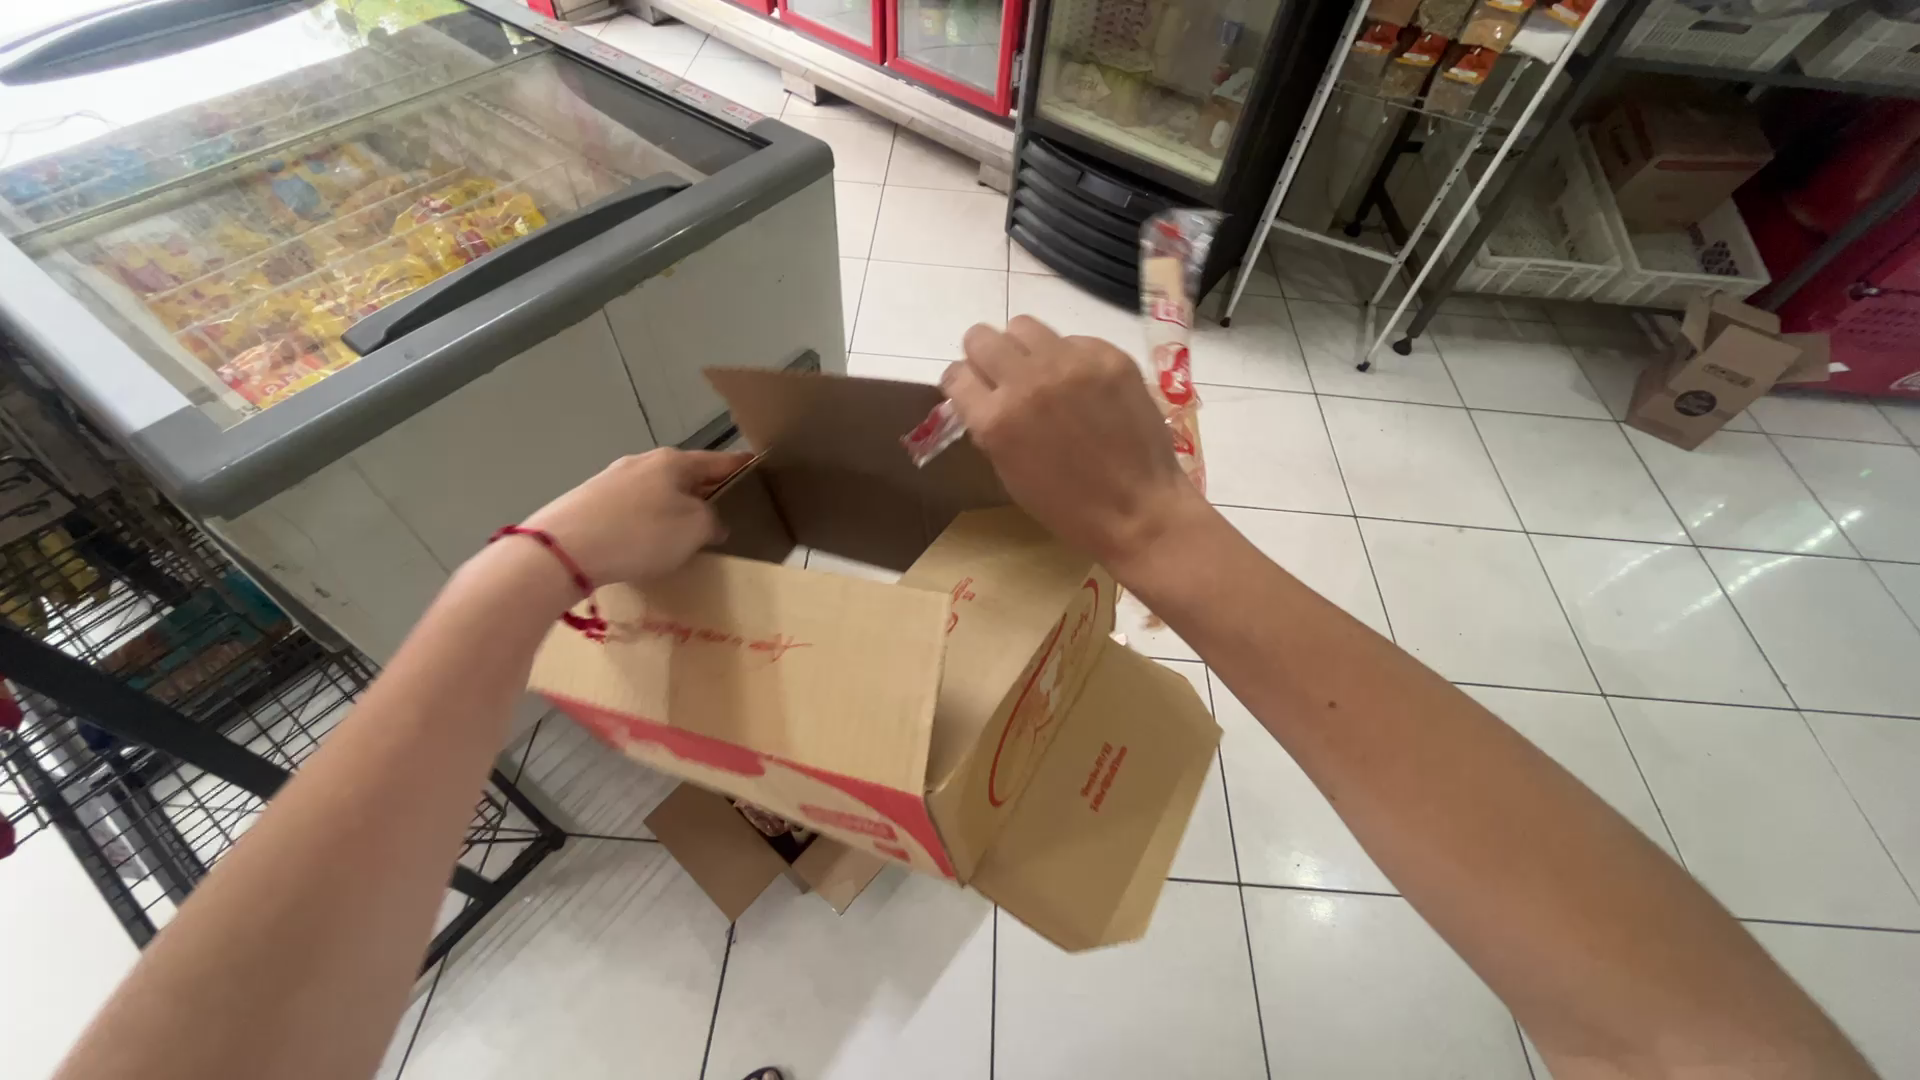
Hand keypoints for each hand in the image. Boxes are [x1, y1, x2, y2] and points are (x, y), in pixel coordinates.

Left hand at [522, 448, 751, 584]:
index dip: (741, 466)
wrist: (562, 550)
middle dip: (705, 489)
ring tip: (684, 531)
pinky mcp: (588, 501)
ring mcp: (611, 480)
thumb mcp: (694, 529)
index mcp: (674, 461)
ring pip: (657, 490)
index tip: (757, 466)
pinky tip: (644, 540)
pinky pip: (631, 508)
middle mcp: (643, 462)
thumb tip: (711, 522)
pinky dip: (646, 520)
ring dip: (673, 506)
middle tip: (725, 507)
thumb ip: (713, 521)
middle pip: (685, 474)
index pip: (719, 461)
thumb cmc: (641, 534)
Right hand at [944, 316, 1211, 569]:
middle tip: (1001, 376)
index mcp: (996, 419)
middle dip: (984, 356)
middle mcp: (1027, 381)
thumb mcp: (1010, 473)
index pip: (956, 374)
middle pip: (981, 337)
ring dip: (1023, 348)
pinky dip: (1069, 358)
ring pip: (1023, 326)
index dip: (962, 383)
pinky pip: (1072, 340)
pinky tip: (1084, 387)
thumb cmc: (1068, 507)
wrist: (1138, 510)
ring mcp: (1071, 363)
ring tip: (1041, 374)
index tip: (973, 390)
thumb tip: (982, 399)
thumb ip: (990, 427)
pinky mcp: (1109, 356)